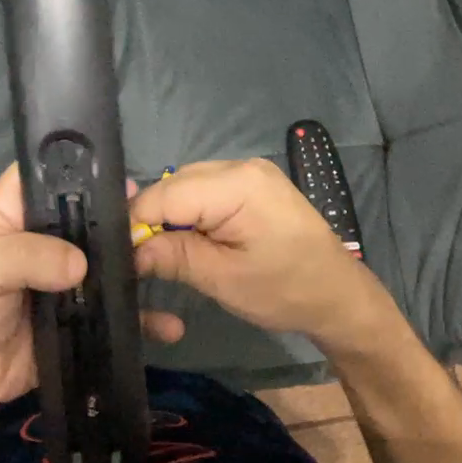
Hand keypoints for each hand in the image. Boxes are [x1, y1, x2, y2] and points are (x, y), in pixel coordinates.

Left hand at [0, 164, 183, 408]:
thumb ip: (25, 256)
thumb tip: (80, 264)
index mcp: (13, 214)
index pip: (47, 177)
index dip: (80, 171)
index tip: (119, 178)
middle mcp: (43, 240)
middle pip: (88, 217)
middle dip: (120, 218)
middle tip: (155, 222)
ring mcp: (64, 278)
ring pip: (107, 262)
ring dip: (136, 263)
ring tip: (168, 263)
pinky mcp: (80, 316)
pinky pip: (115, 311)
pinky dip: (141, 317)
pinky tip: (168, 324)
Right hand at [129, 158, 398, 352]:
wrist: (340, 296)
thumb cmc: (286, 291)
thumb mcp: (224, 280)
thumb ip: (173, 257)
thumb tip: (129, 251)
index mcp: (238, 184)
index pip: (164, 194)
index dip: (136, 223)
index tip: (121, 255)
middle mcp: (241, 166)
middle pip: (173, 185)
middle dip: (153, 220)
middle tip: (142, 260)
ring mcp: (249, 171)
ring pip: (185, 187)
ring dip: (171, 217)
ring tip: (166, 253)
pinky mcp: (252, 183)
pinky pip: (204, 190)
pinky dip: (191, 214)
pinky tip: (191, 240)